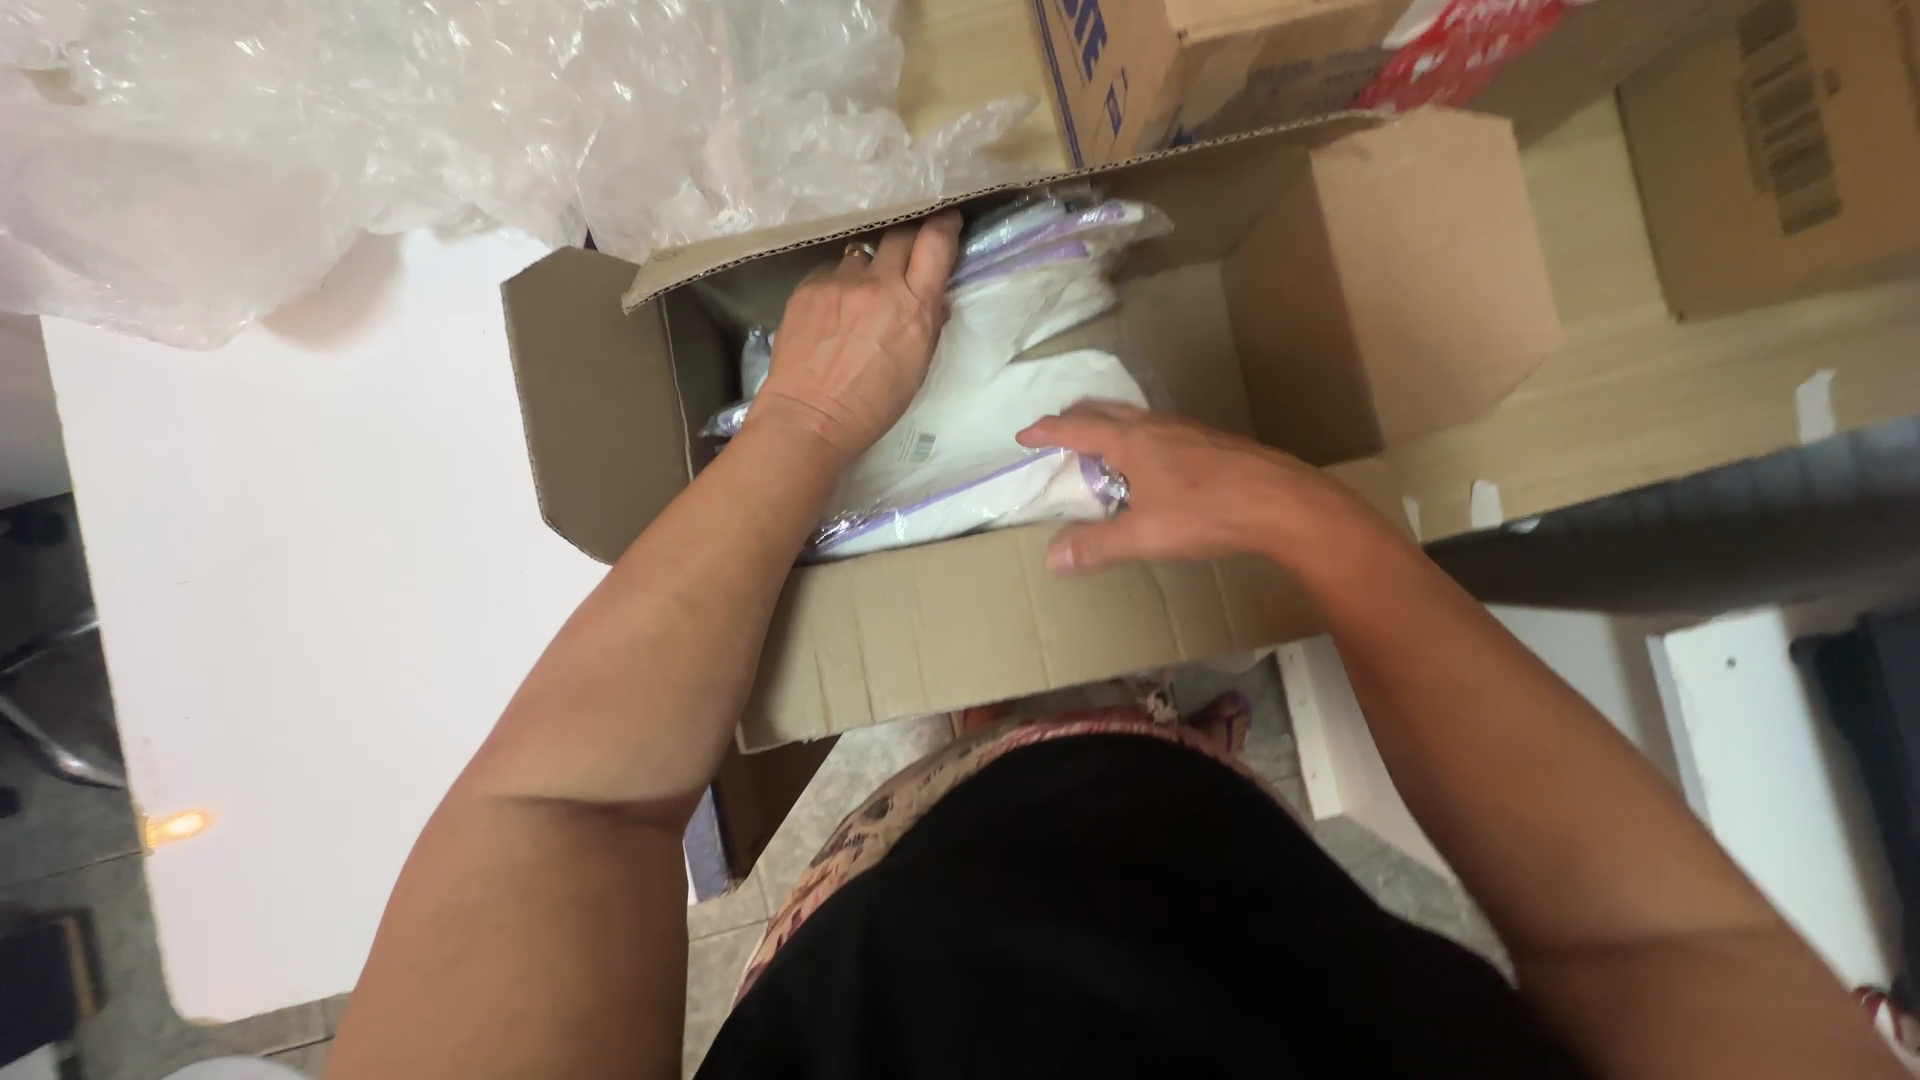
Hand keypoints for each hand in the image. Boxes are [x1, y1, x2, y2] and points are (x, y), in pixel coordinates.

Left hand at [745, 211, 963, 462]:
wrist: (809, 416)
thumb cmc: (871, 406)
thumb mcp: (916, 369)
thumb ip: (928, 326)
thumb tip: (933, 300)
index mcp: (914, 308)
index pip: (936, 243)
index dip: (945, 225)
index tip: (947, 220)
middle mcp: (878, 284)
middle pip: (900, 235)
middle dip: (908, 241)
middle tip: (908, 257)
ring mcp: (839, 282)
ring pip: (862, 255)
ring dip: (868, 268)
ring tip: (862, 297)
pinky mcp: (808, 287)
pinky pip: (831, 272)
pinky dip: (839, 285)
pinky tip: (834, 311)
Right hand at [1016, 401, 1384, 574]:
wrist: (1283, 502)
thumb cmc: (1208, 513)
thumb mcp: (1145, 535)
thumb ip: (1097, 545)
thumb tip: (1052, 558)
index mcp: (1131, 442)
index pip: (1076, 428)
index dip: (1046, 431)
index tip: (1023, 435)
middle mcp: (1155, 426)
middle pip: (1104, 408)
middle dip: (1074, 416)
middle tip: (1056, 429)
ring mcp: (1185, 429)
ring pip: (1133, 415)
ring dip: (1106, 423)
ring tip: (1098, 443)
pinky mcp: (1209, 440)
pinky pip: (1157, 427)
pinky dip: (1135, 434)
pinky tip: (1149, 461)